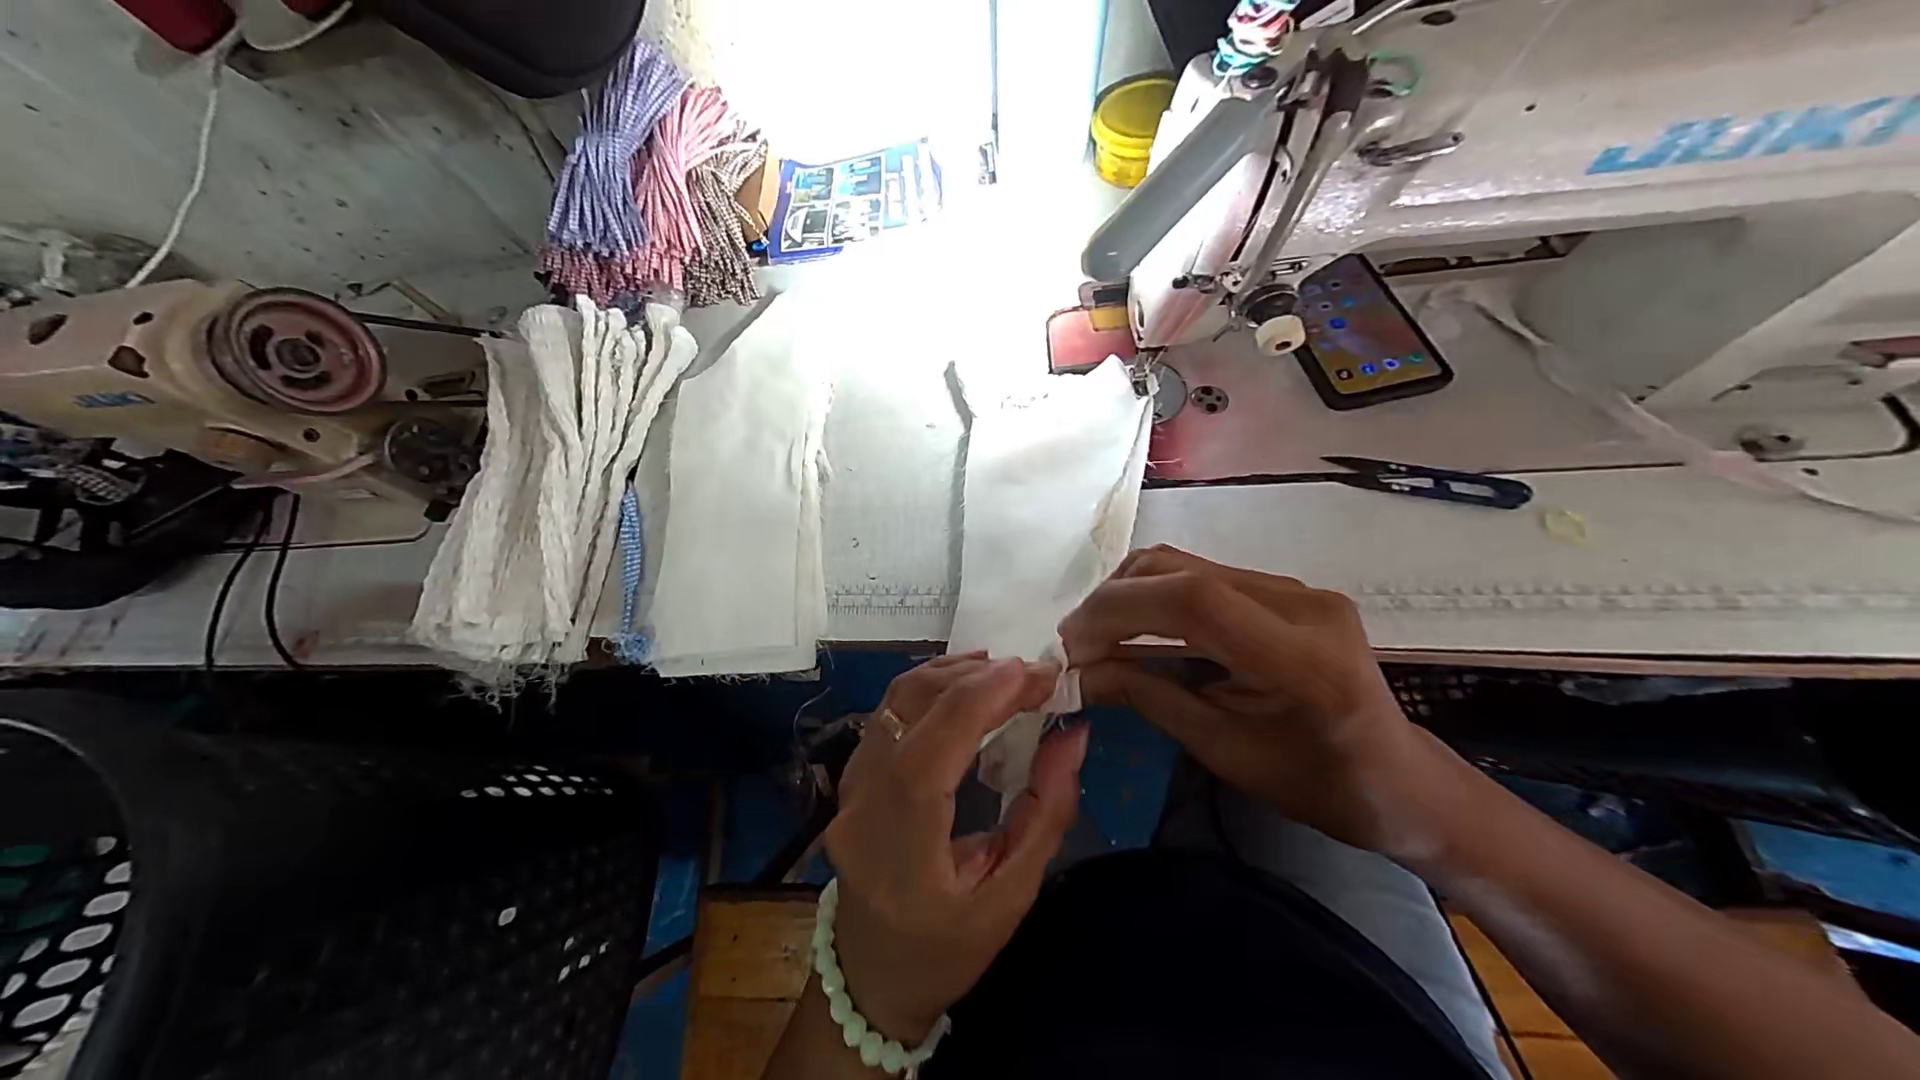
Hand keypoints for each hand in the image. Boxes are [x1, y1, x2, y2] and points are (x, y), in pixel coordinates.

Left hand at [825, 655, 1088, 1042]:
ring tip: (1006, 672)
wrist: (872, 973)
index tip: (1029, 674)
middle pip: (907, 716)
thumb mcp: (1012, 895)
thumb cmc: (949, 948)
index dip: (976, 705)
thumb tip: (1072, 734)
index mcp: (898, 858)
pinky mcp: (850, 775)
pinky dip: (931, 686)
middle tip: (1033, 674)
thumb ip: (1046, 812)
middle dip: (975, 680)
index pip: (926, 760)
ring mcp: (847, 789)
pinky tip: (967, 682)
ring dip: (951, 675)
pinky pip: (889, 712)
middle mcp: (859, 812)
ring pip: (894, 703)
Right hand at [1059, 545, 1454, 856]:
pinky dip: (1154, 595)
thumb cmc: (1316, 784)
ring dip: (1128, 592)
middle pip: (1181, 570)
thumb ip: (1150, 699)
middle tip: (1075, 643)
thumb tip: (1080, 673)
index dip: (1118, 611)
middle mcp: (1301, 604)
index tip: (1072, 646)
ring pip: (1184, 563)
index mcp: (1302, 659)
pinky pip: (1201, 575)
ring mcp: (1295, 588)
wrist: (1396, 777)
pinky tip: (1135, 625)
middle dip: (1112, 600)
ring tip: (1097, 635)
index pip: (1193, 601)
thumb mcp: (1224, 751)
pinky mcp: (1283, 588)